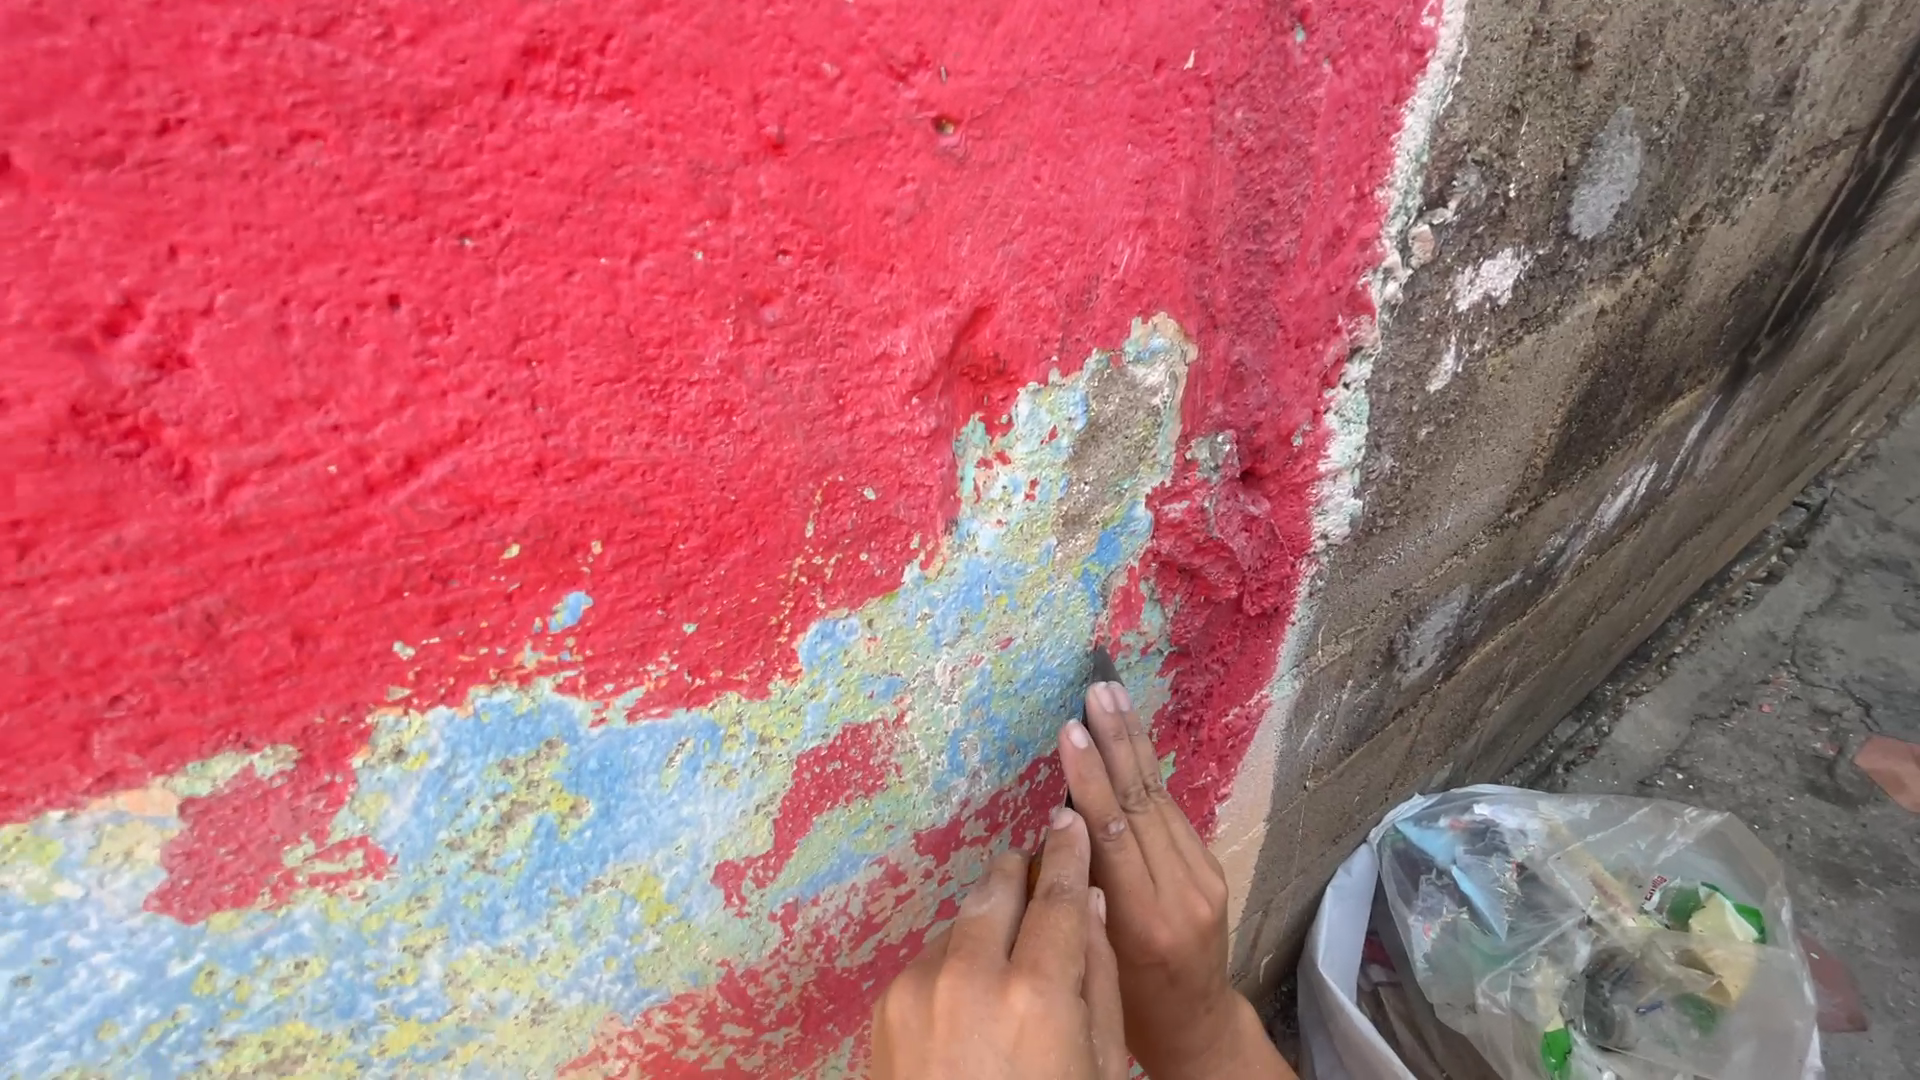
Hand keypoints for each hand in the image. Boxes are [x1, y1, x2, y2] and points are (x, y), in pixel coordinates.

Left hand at [871, 806, 1128, 1079]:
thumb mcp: (1099, 1068)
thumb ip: (1098, 979)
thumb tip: (1089, 903)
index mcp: (1036, 996)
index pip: (1058, 895)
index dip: (1067, 853)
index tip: (1068, 819)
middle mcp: (970, 975)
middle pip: (1000, 885)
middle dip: (1022, 874)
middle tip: (1038, 874)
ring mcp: (919, 985)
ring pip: (965, 921)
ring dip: (988, 925)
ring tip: (1004, 966)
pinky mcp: (887, 1000)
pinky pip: (933, 957)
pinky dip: (955, 964)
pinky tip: (967, 1006)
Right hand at [1059, 682, 1296, 1079]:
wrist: (1197, 1025)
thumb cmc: (1126, 1000)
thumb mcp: (1093, 953)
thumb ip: (1081, 887)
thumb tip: (1062, 818)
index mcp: (1144, 920)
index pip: (1114, 833)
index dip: (1091, 778)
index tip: (1072, 731)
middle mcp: (1182, 891)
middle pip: (1143, 802)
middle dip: (1117, 741)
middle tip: (1098, 692)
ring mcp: (1204, 876)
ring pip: (1160, 797)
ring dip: (1133, 742)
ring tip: (1114, 696)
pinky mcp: (1211, 866)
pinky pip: (1171, 811)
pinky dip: (1145, 770)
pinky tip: (1129, 737)